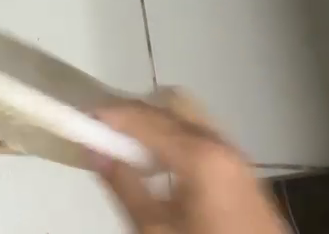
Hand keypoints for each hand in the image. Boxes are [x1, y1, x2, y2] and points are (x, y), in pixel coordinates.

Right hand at [91, 103, 286, 233]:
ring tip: (131, 152)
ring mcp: (241, 163)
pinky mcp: (248, 181)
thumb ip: (123, 184)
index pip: (142, 116)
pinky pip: (205, 142)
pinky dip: (178, 142)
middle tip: (105, 133)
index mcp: (200, 156)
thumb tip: (93, 149)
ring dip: (157, 126)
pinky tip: (162, 170)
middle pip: (169, 106)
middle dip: (134, 114)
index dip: (107, 114)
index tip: (80, 117)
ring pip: (189, 121)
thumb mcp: (155, 232)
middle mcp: (222, 147)